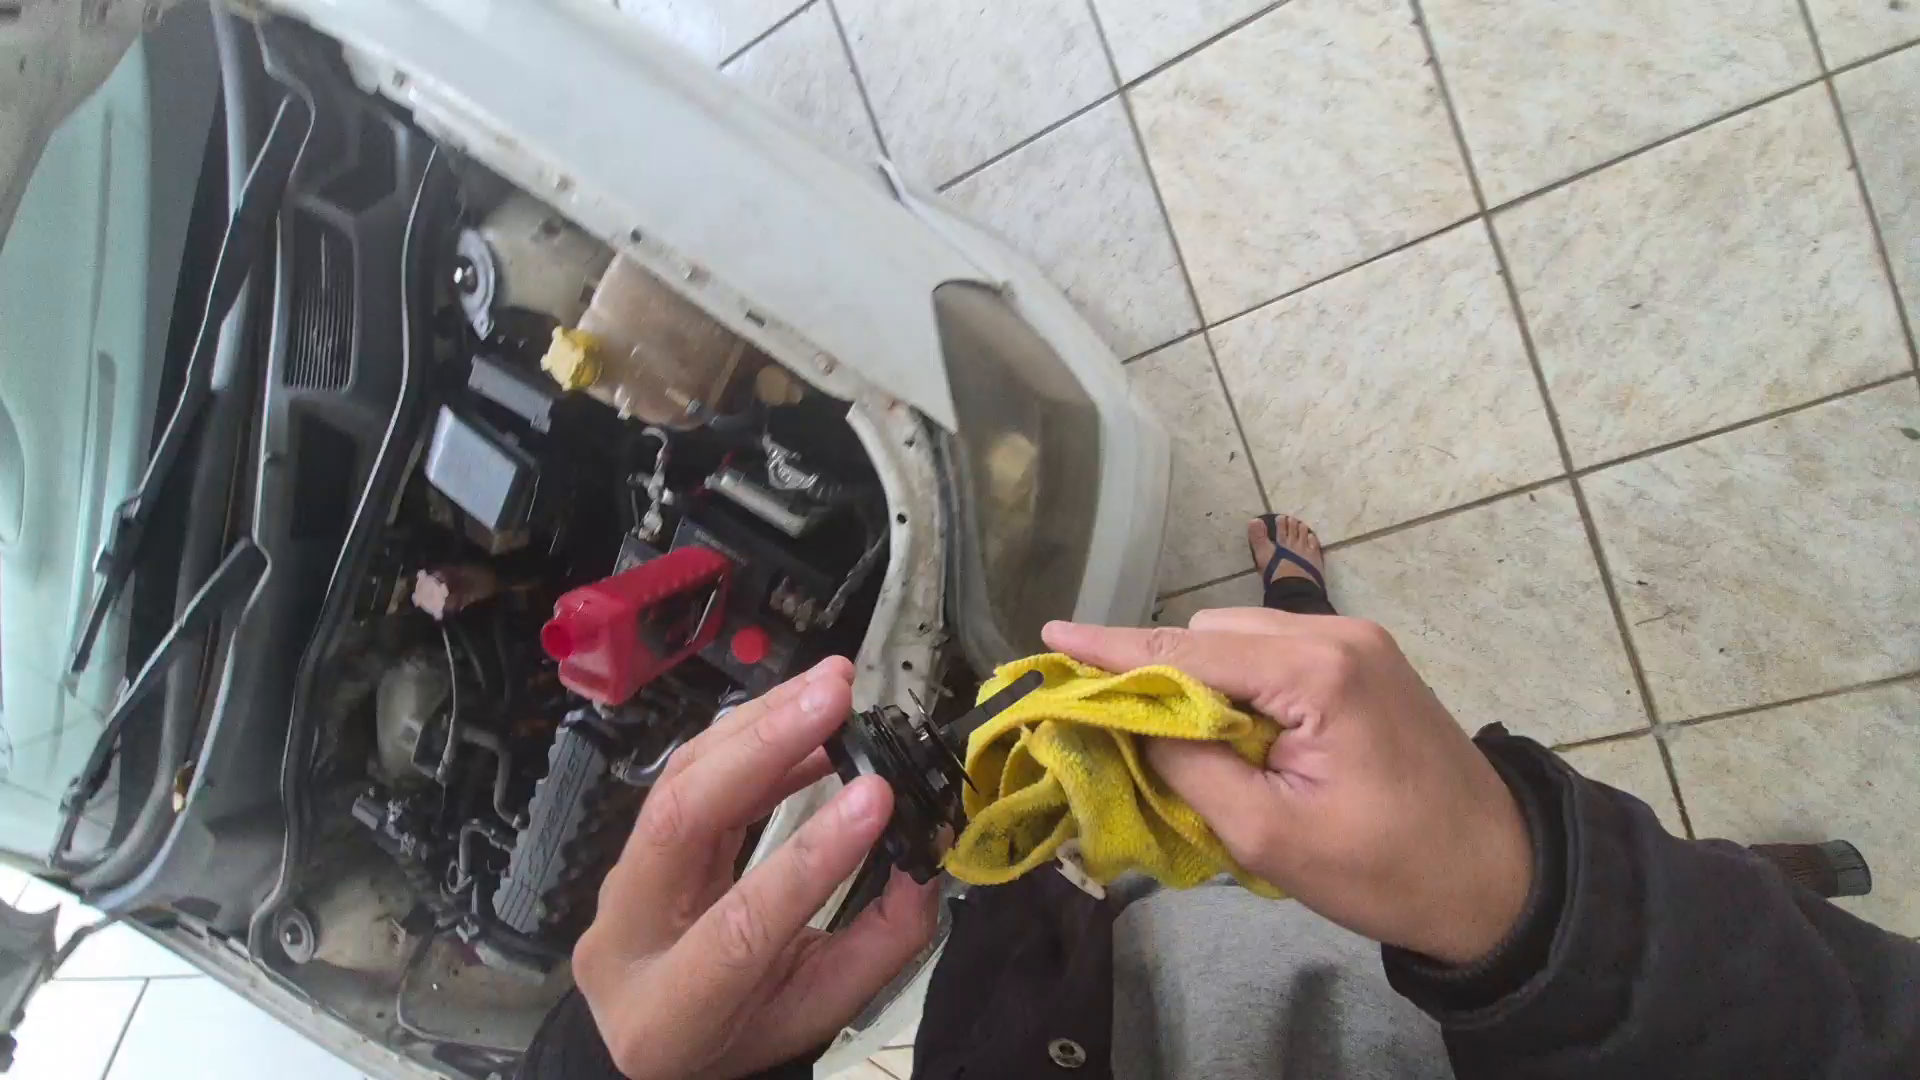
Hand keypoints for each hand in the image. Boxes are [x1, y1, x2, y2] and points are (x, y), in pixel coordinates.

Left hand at [573, 657, 939, 1079]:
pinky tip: (806, 710)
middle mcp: (626, 931)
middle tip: (837, 694)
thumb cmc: (740, 1028)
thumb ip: (880, 943)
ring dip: (763, 718)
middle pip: (683, 819)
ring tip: (831, 683)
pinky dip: (754, 728)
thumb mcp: (817, 1010)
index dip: (812, 855)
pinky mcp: (640, 832)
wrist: (649, 1034)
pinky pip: (692, 766)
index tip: (879, 792)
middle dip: (766, 746)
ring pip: (683, 775)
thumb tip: (926, 858)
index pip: (740, 927)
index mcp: (668, 1010)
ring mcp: (621, 874)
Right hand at [1043, 610, 1530, 965]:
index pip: (1186, 648)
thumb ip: (1187, 766)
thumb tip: (1132, 719)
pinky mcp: (1361, 656)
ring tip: (1203, 741)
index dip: (1111, 646)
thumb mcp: (1269, 838)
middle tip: (1139, 730)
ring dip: (1202, 678)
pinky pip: (1269, 649)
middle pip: (1209, 631)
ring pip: (1236, 635)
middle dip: (1162, 672)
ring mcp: (1352, 638)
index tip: (1052, 635)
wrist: (1506, 883)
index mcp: (1316, 671)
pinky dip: (1237, 680)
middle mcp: (1333, 633)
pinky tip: (1243, 726)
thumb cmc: (1388, 871)